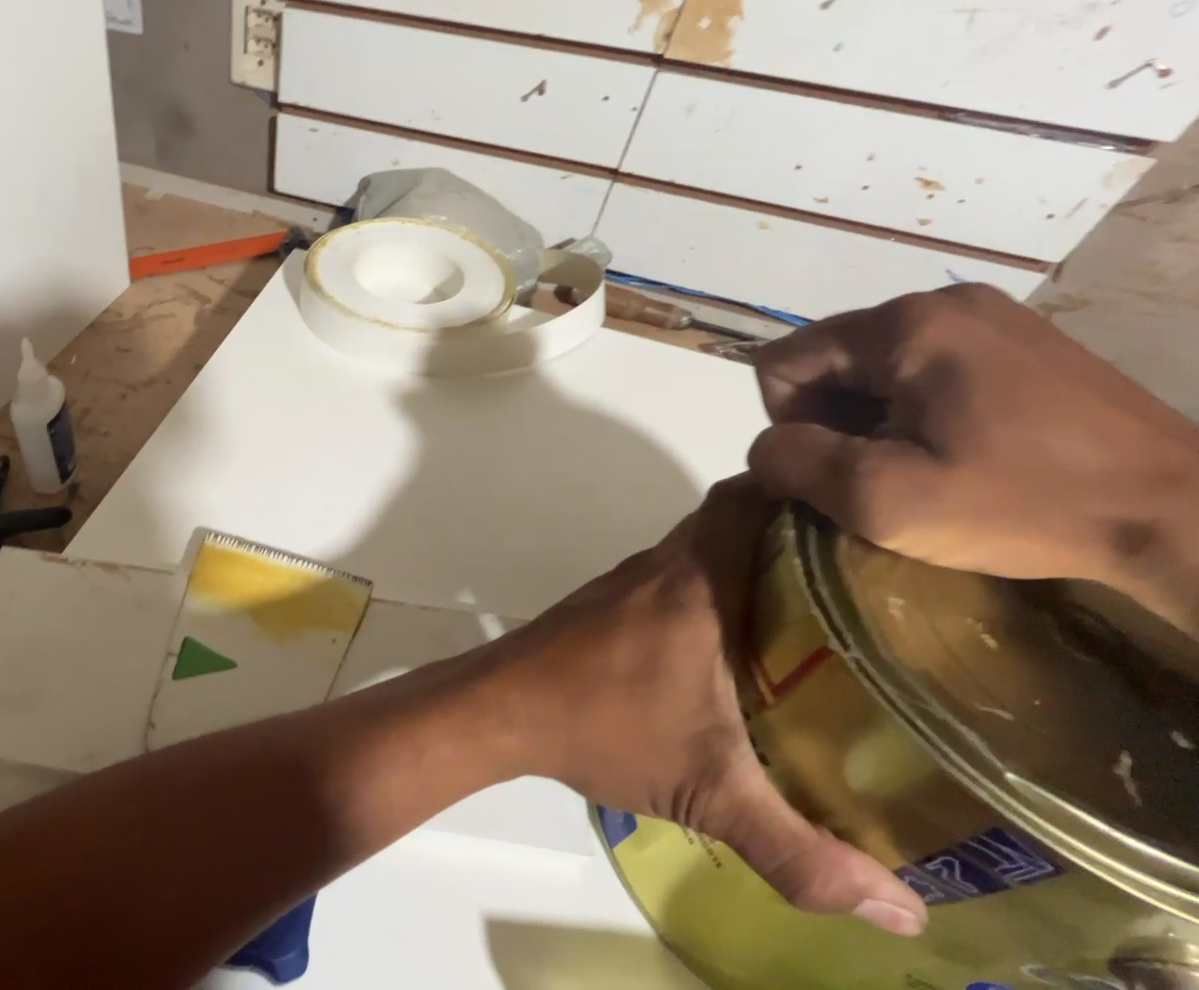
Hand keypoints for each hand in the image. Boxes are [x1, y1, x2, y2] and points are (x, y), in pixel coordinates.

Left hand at [468, 478, 927, 936]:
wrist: (496, 710)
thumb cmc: (601, 727)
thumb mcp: (709, 793)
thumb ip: (801, 851)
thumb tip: (907, 914)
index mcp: (696, 583)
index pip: (749, 497)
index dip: (802, 489)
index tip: (868, 512)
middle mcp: (659, 568)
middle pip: (732, 521)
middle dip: (794, 534)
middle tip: (869, 574)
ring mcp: (623, 585)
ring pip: (697, 553)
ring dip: (749, 567)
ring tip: (821, 611)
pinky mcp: (599, 610)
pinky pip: (668, 581)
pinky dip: (708, 595)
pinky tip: (734, 647)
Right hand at [748, 284, 1198, 624]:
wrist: (1185, 516)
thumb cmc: (1024, 504)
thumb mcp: (879, 498)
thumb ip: (791, 462)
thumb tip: (768, 446)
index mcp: (903, 328)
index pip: (782, 363)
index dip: (787, 424)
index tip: (839, 469)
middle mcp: (941, 304)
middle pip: (827, 361)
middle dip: (830, 422)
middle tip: (881, 476)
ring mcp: (989, 318)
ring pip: (873, 369)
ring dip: (871, 421)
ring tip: (921, 466)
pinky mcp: (1021, 343)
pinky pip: (923, 370)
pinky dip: (915, 412)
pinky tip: (957, 451)